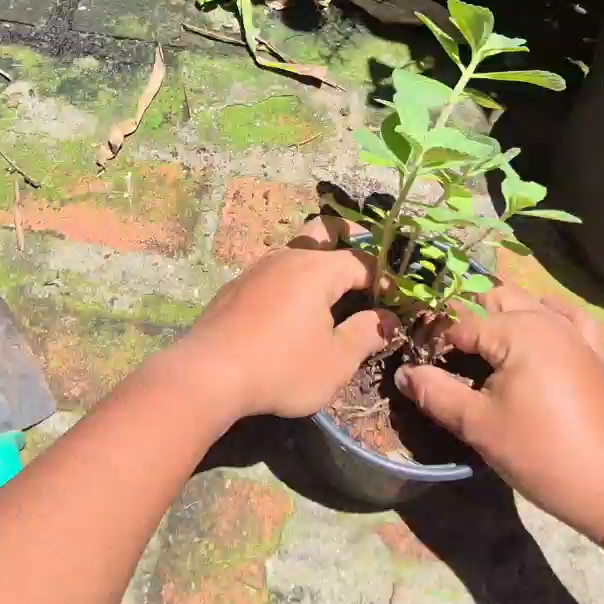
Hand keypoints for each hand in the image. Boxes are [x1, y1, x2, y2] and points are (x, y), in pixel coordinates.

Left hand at [166, 216, 396, 421]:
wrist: (208, 373)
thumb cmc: (281, 367)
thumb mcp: (335, 361)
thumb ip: (365, 335)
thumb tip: (389, 320)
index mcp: (317, 269)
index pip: (361, 261)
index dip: (382, 277)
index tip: (395, 298)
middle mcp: (288, 257)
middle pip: (323, 230)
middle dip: (348, 236)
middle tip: (364, 256)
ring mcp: (258, 268)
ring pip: (295, 249)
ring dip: (316, 259)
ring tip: (330, 286)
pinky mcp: (236, 286)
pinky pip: (273, 271)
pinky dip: (290, 279)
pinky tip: (289, 306)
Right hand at [395, 286, 603, 530]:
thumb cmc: (543, 454)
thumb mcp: (479, 426)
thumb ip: (437, 393)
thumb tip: (404, 372)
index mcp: (518, 329)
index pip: (461, 323)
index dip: (436, 342)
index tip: (421, 365)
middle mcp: (546, 320)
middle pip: (496, 299)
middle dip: (469, 319)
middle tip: (451, 360)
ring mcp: (575, 334)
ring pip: (530, 302)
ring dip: (505, 314)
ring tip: (486, 349)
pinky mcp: (594, 354)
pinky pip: (568, 318)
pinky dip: (548, 316)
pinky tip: (537, 332)